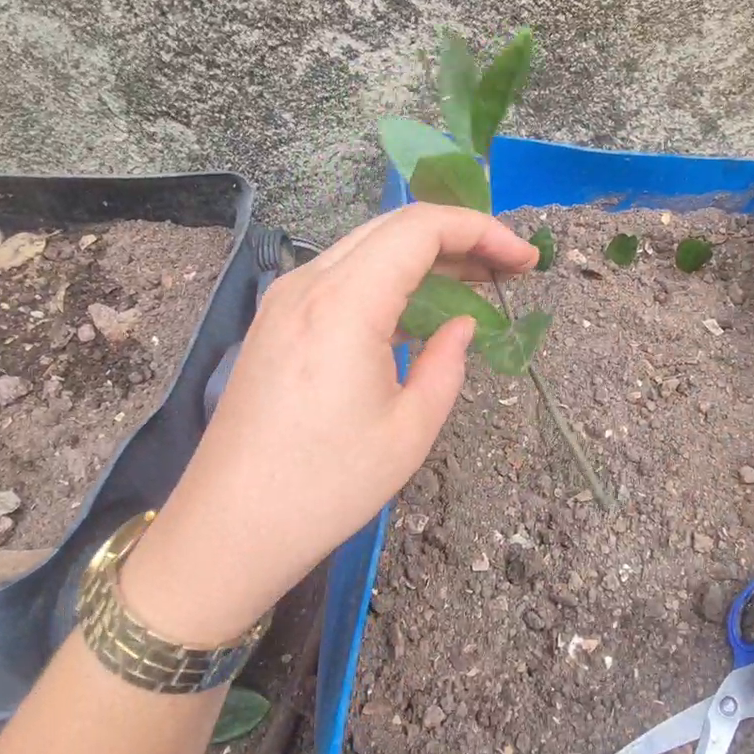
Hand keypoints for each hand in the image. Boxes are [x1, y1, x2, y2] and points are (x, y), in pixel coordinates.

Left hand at [116, 203, 538, 645]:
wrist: (229, 527)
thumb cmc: (327, 485)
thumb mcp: (410, 430)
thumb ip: (447, 363)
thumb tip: (462, 324)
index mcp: (344, 303)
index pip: (421, 229)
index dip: (482, 231)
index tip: (524, 259)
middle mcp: (309, 284)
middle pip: (394, 226)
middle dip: (460, 236)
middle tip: (508, 269)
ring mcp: (285, 299)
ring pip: (368, 246)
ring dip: (426, 255)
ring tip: (478, 284)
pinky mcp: (276, 321)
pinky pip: (344, 275)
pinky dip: (391, 278)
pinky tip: (421, 309)